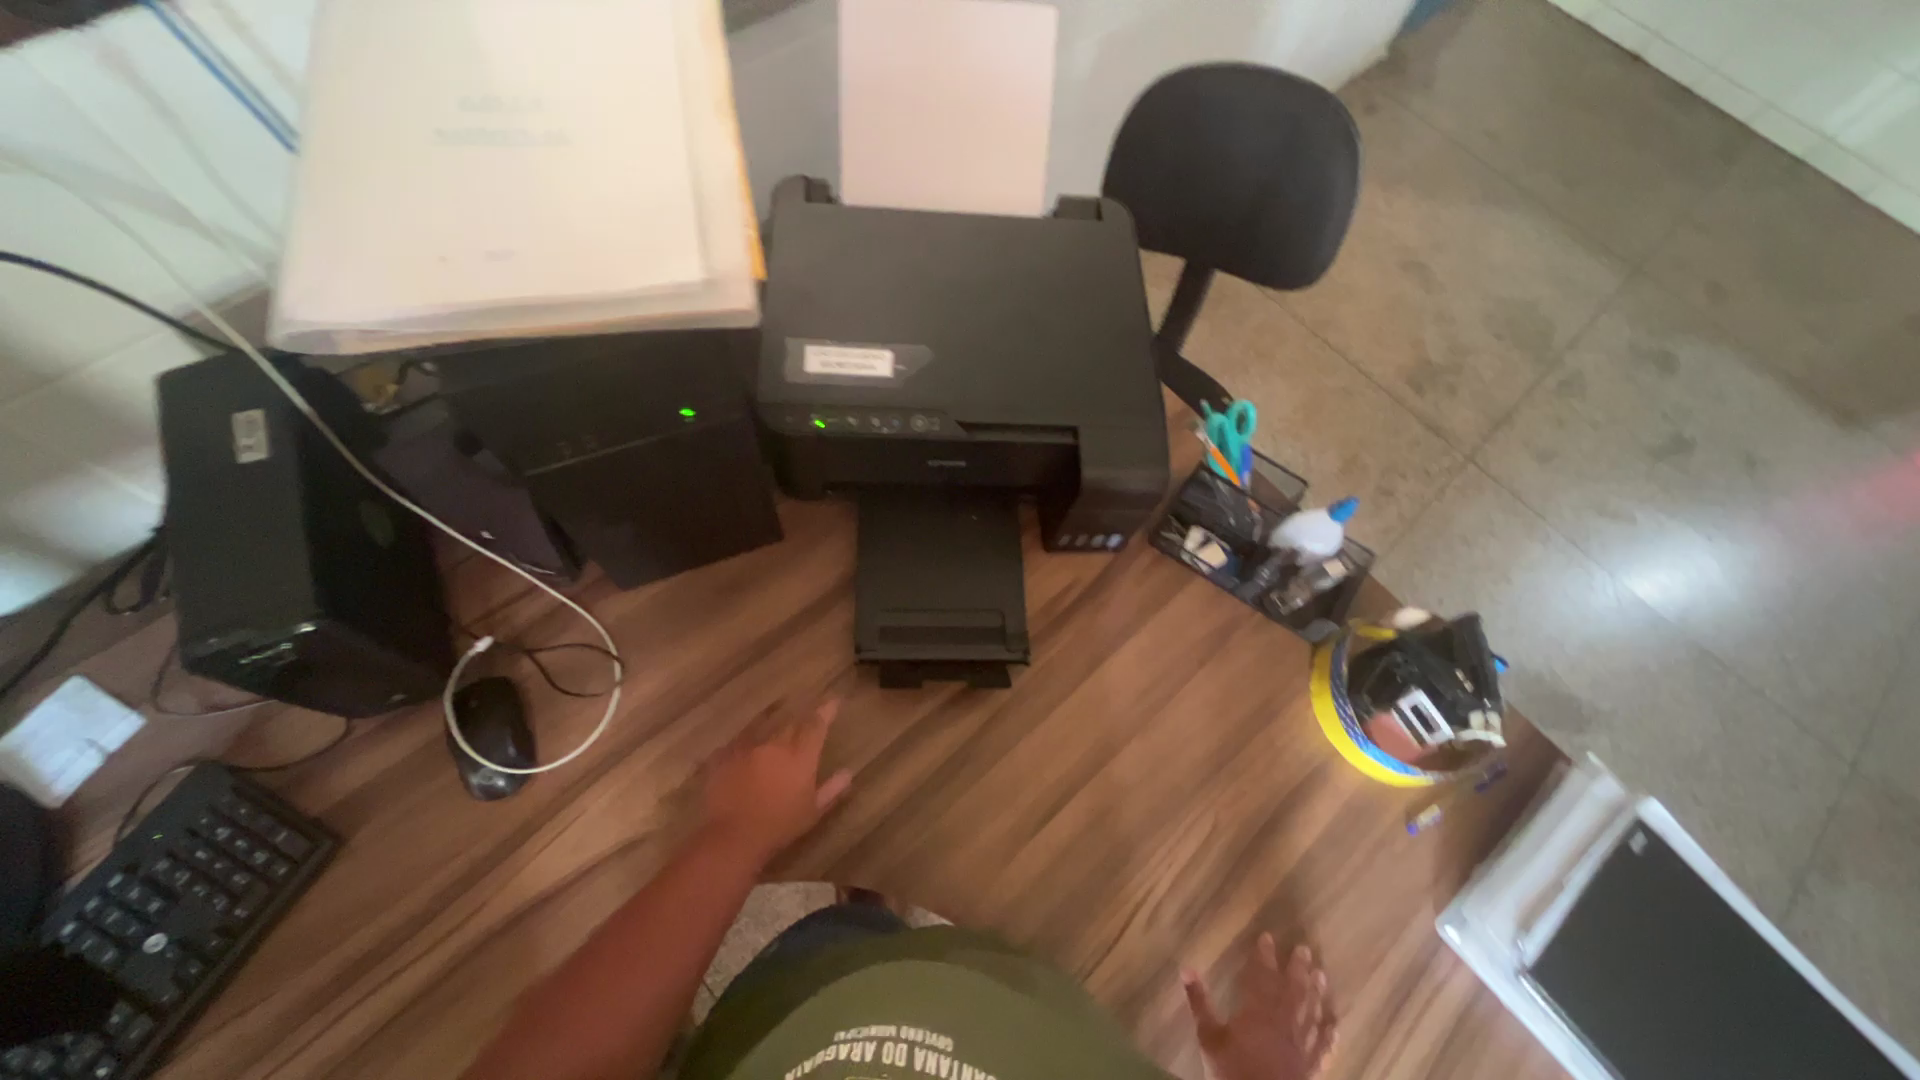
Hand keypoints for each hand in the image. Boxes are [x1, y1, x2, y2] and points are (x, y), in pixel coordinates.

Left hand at [701, 699, 852, 863]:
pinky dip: (744, 744)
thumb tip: (847, 773)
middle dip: (799, 720)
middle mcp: (774, 743)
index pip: (816, 724)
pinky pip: (737, 742)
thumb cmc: (779, 826)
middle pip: (790, 723)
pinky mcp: (722, 756)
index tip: (833, 701)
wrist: (733, 836)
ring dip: (771, 726)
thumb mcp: (812, 811)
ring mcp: (746, 747)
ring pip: (762, 727)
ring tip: (773, 726)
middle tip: (804, 720)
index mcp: (800, 756)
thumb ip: (831, 789)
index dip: (826, 711)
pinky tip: (743, 751)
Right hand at [1182, 935, 1335, 1079]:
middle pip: (1292, 991)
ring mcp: (1300, 1046)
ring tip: (1322, 975)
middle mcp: (1283, 1023)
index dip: (1264, 956)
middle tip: (1305, 949)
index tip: (1267, 936)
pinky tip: (1335, 1024)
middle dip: (1297, 969)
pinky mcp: (1311, 1067)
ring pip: (1311, 1013)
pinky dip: (1330, 1034)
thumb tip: (1187, 968)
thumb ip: (1199, 1002)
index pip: (1261, 976)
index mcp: (1257, 1012)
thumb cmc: (1231, 1072)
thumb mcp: (1208, 1037)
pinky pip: (1323, 1046)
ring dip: (1316, 993)